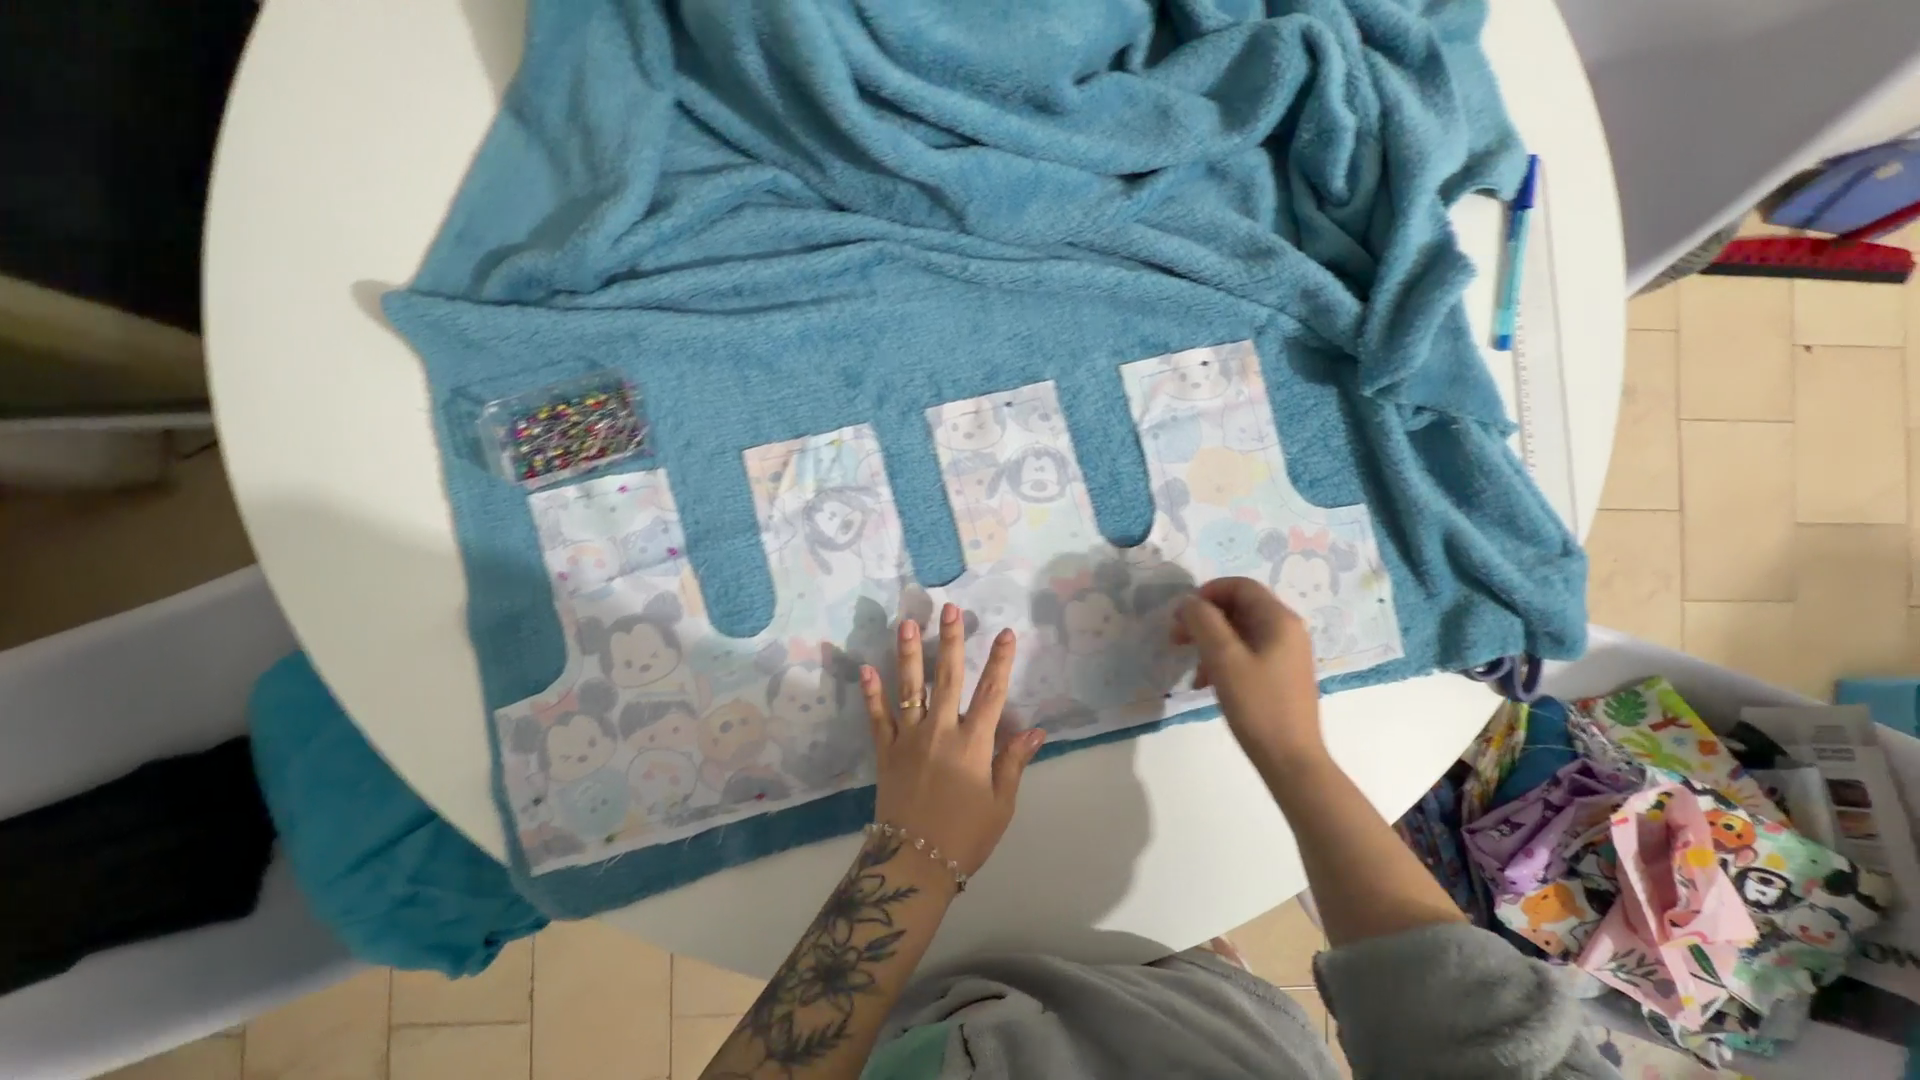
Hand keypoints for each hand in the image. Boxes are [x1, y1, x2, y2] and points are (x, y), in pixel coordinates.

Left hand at [860, 603, 1044, 879]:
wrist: (914, 862)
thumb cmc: (966, 836)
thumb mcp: (1000, 804)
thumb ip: (1013, 762)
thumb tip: (1034, 731)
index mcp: (974, 744)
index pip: (992, 693)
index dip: (1000, 661)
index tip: (1005, 633)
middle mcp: (941, 731)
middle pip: (948, 677)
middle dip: (950, 640)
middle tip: (949, 608)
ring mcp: (909, 739)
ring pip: (909, 688)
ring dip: (909, 654)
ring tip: (908, 623)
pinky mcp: (885, 752)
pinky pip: (877, 717)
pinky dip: (872, 693)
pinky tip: (867, 668)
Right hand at [1171, 577, 1325, 771]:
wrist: (1291, 760)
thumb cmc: (1257, 705)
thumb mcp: (1224, 659)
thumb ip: (1203, 622)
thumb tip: (1189, 603)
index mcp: (1279, 620)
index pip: (1239, 586)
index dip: (1206, 593)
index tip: (1180, 615)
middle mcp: (1287, 630)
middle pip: (1239, 607)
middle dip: (1204, 619)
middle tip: (1176, 638)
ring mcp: (1286, 654)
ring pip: (1240, 632)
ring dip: (1210, 642)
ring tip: (1190, 666)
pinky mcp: (1281, 676)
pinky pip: (1247, 654)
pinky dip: (1223, 660)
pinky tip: (1206, 683)